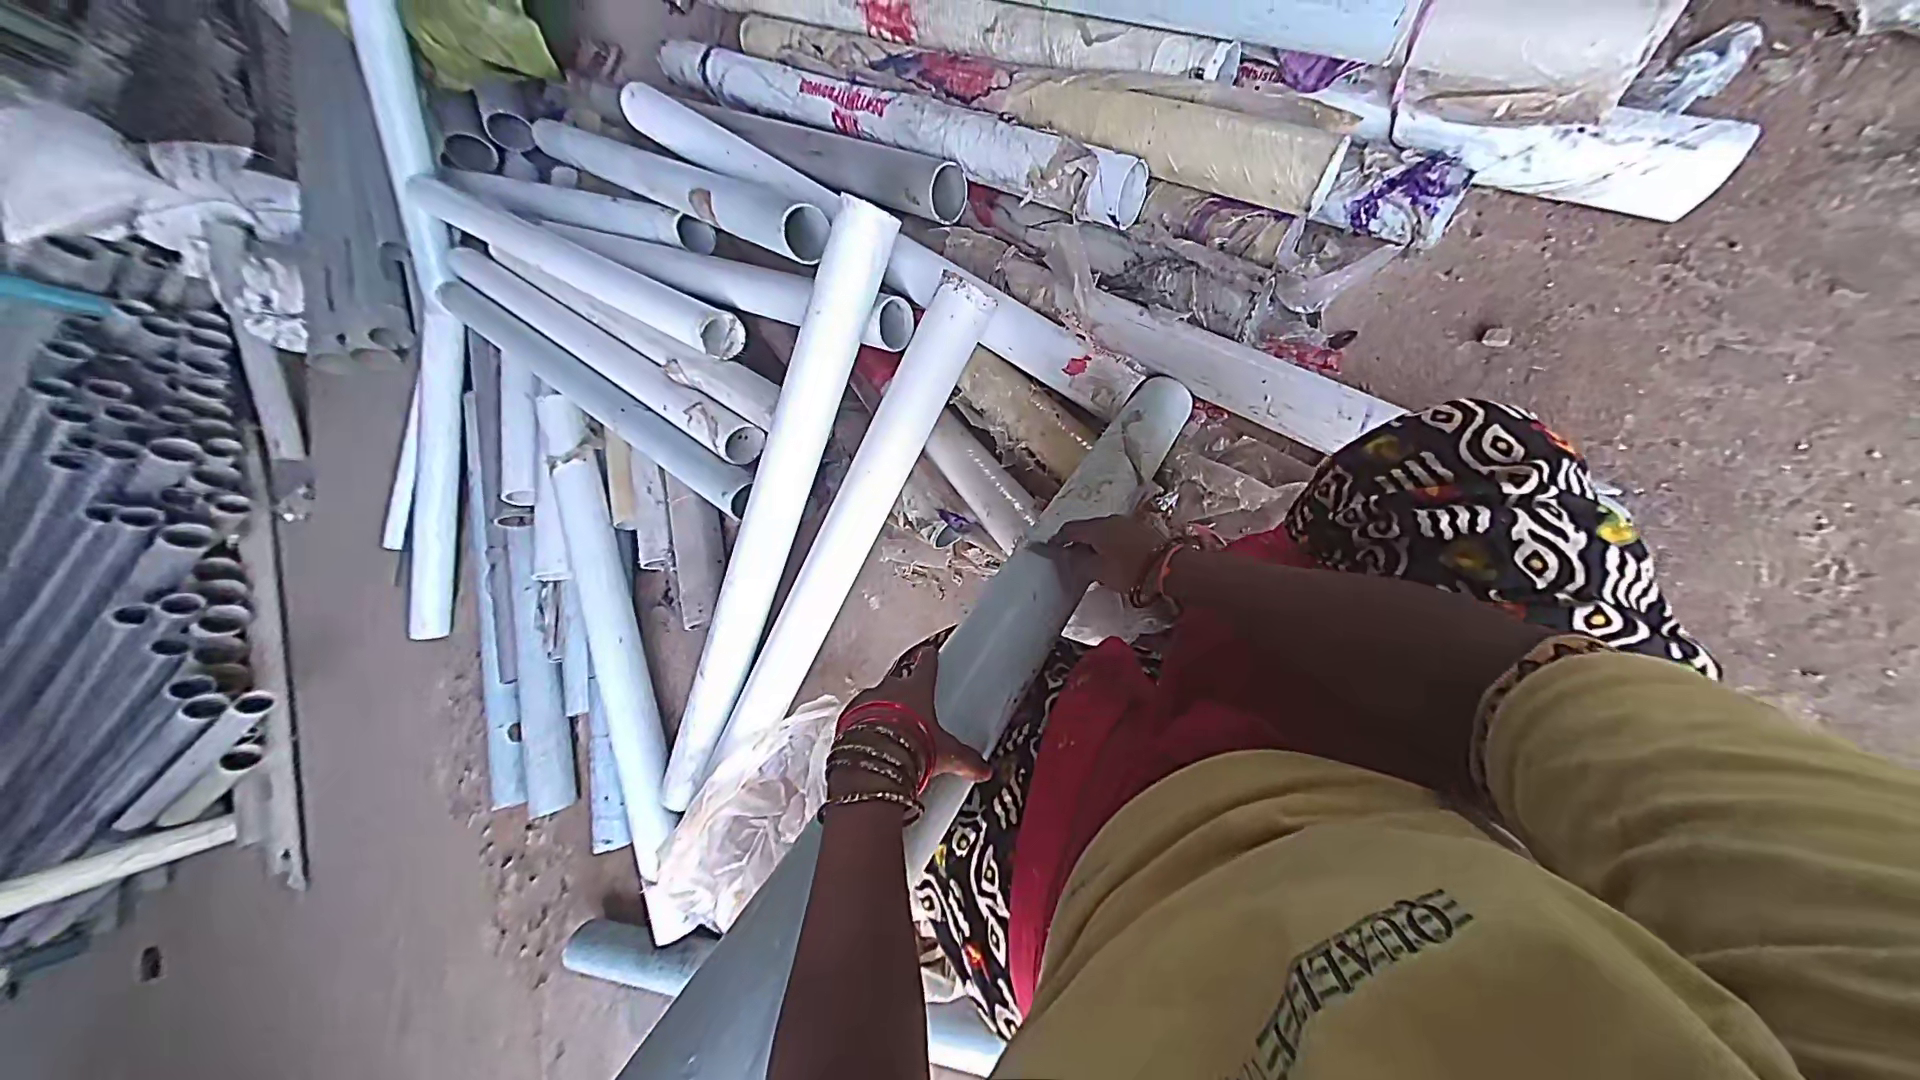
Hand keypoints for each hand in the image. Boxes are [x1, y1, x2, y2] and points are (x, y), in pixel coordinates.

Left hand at [845, 644, 988, 784]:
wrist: (873, 761)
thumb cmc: (911, 746)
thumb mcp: (945, 754)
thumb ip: (965, 759)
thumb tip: (982, 769)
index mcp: (916, 689)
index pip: (926, 666)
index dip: (929, 659)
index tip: (929, 653)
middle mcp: (890, 689)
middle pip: (898, 682)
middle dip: (903, 693)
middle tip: (911, 710)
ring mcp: (866, 702)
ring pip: (875, 699)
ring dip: (880, 710)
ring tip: (890, 732)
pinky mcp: (847, 718)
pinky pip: (856, 718)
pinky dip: (861, 726)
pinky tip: (869, 742)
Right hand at [1050, 514, 1168, 591]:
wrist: (1171, 567)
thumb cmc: (1130, 570)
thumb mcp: (1100, 571)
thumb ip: (1080, 563)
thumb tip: (1069, 556)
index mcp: (1097, 528)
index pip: (1070, 529)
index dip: (1058, 539)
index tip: (1051, 548)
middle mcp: (1111, 519)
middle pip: (1087, 528)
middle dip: (1077, 540)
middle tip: (1070, 555)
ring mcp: (1129, 522)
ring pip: (1104, 530)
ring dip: (1095, 541)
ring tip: (1090, 557)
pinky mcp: (1142, 530)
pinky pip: (1117, 533)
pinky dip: (1109, 542)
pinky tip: (1110, 554)